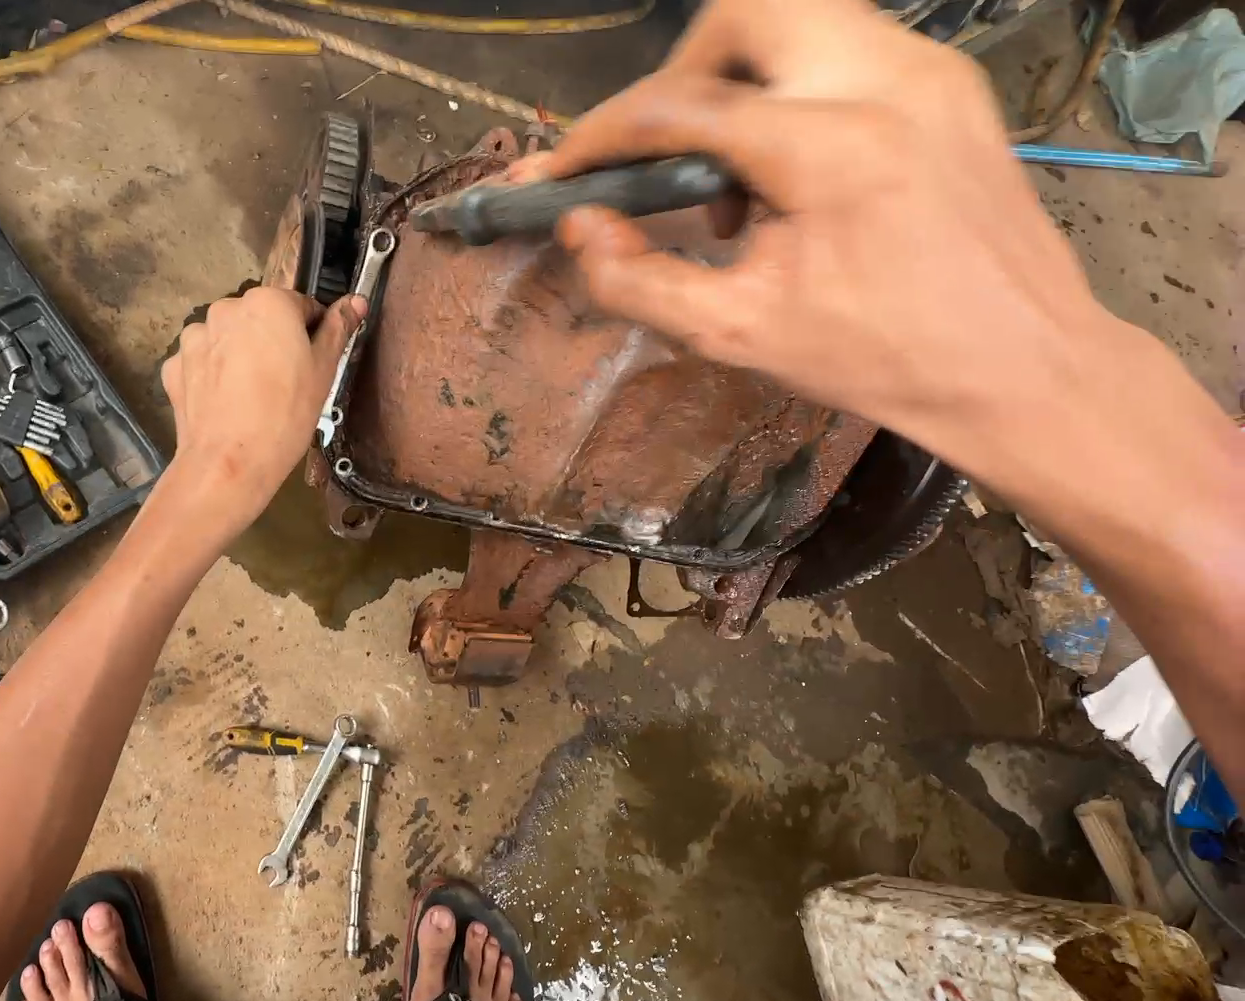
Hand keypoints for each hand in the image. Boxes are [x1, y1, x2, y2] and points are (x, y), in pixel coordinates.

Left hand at [160, 287, 363, 534]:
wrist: (229, 463)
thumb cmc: (285, 415)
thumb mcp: (323, 371)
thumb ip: (338, 329)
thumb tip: (355, 302)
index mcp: (267, 302)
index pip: (301, 307)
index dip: (311, 335)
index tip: (311, 364)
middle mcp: (225, 309)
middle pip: (259, 321)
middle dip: (271, 344)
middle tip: (283, 385)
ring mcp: (194, 337)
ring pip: (226, 340)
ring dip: (238, 357)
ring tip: (250, 397)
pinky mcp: (173, 366)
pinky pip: (201, 363)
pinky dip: (211, 377)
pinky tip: (224, 404)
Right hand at [525, 0, 1244, 787]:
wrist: (1040, 383)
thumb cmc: (887, 378)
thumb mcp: (736, 338)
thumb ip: (640, 279)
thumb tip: (572, 241)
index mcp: (823, 151)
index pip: (675, 109)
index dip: (592, 135)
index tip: (543, 164)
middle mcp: (883, 86)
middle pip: (749, 11)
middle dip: (673, 71)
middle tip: (632, 150)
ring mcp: (927, 81)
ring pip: (802, 17)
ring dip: (725, 79)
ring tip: (685, 161)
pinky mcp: (946, 100)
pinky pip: (836, 63)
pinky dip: (773, 99)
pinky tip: (751, 174)